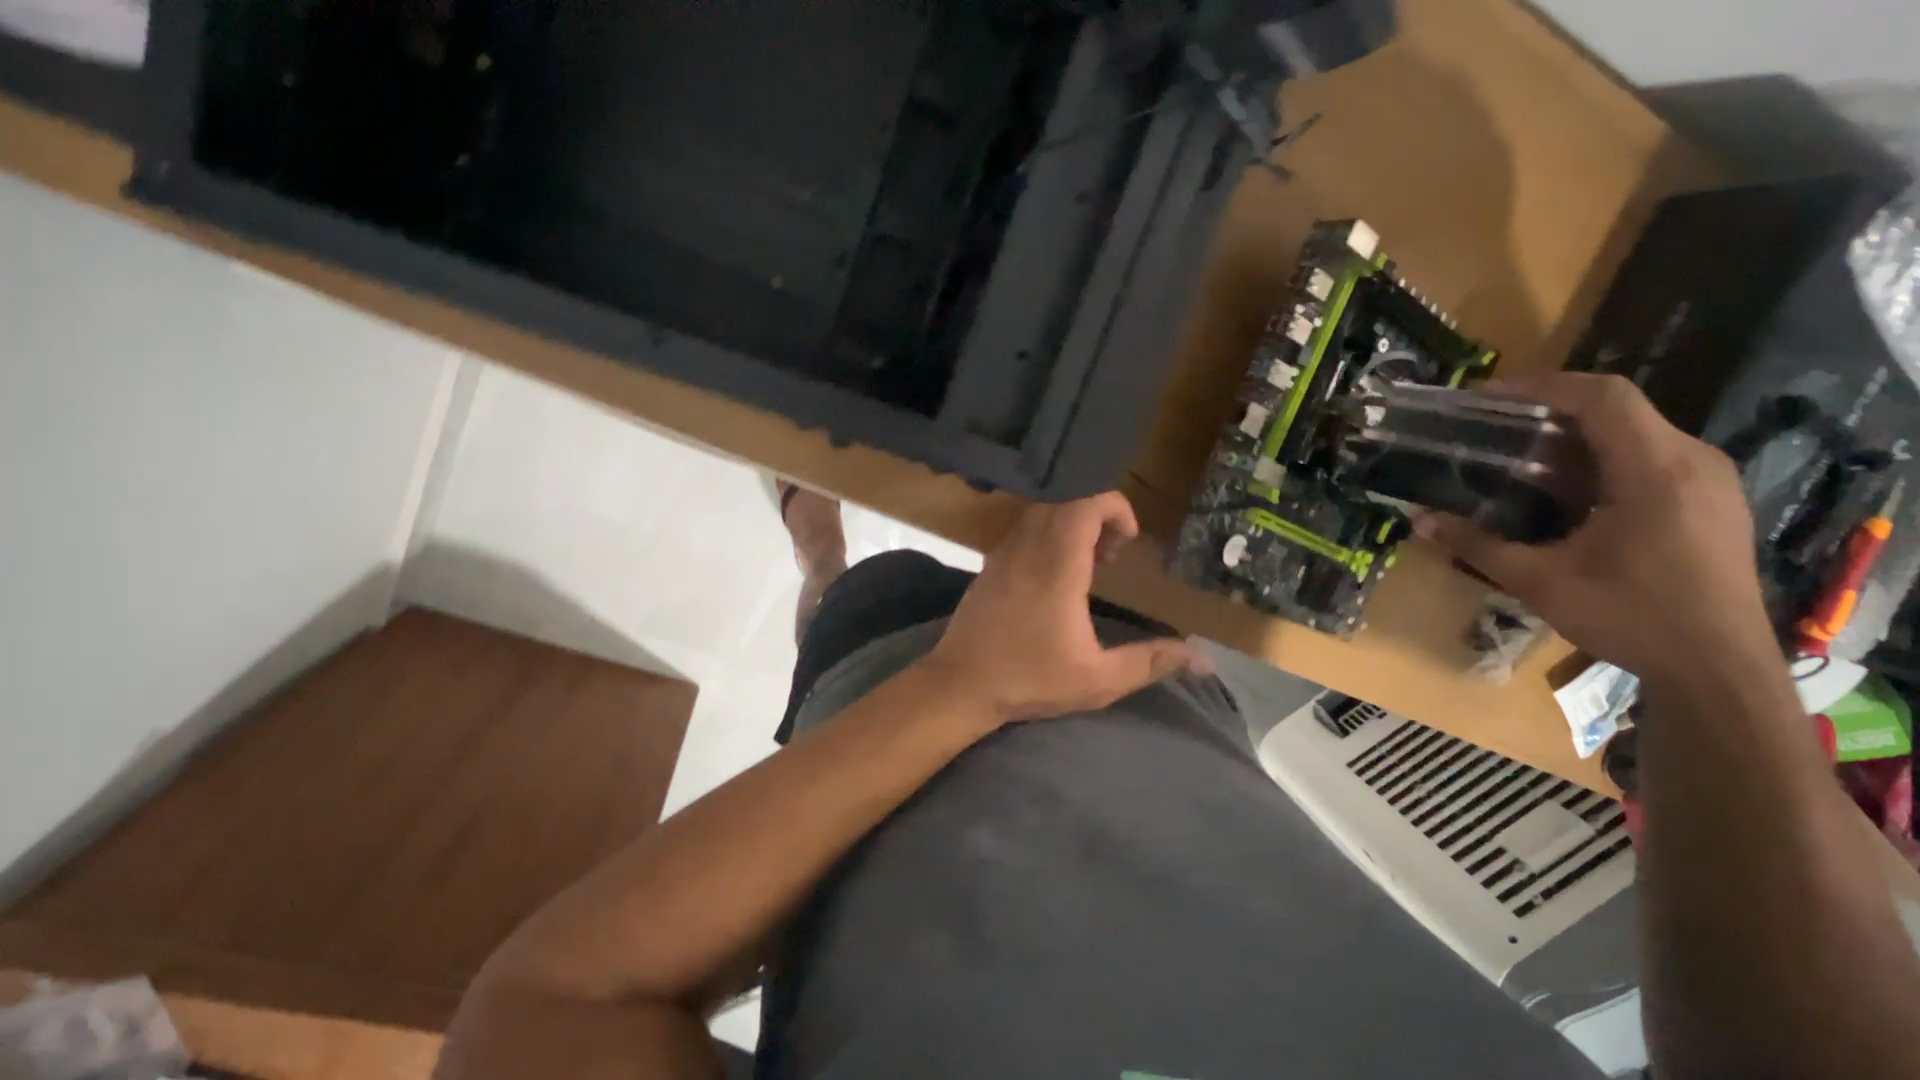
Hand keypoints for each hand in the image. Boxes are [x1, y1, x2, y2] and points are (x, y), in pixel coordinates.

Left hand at [925, 492, 1209, 723]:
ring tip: (1088, 567)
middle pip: (1066, 506)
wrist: (958, 685)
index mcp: (1057, 566)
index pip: (1086, 507)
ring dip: (1070, 528)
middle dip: (1097, 520)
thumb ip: (1151, 662)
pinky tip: (1053, 580)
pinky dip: (1045, 539)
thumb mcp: (1098, 680)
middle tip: (1113, 557)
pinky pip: (1022, 533)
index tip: (1130, 541)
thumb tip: (1203, 658)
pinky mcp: (987, 568)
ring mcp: (1002, 555)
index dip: (1115, 509)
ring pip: (1041, 516)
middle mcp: (1028, 549)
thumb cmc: (1029, 680)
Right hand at [1417, 373, 1774, 686]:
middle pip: (1618, 410)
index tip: (1487, 397)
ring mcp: (1711, 482)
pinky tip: (1573, 495)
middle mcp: (1692, 461)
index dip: (1541, 385)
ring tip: (1526, 459)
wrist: (1720, 671)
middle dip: (1551, 412)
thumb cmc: (1632, 618)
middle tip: (1496, 428)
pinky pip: (1656, 459)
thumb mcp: (1542, 583)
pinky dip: (1606, 462)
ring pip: (1638, 434)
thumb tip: (1420, 522)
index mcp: (1655, 468)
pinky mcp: (1715, 504)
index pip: (1602, 396)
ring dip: (1579, 439)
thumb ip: (1480, 546)